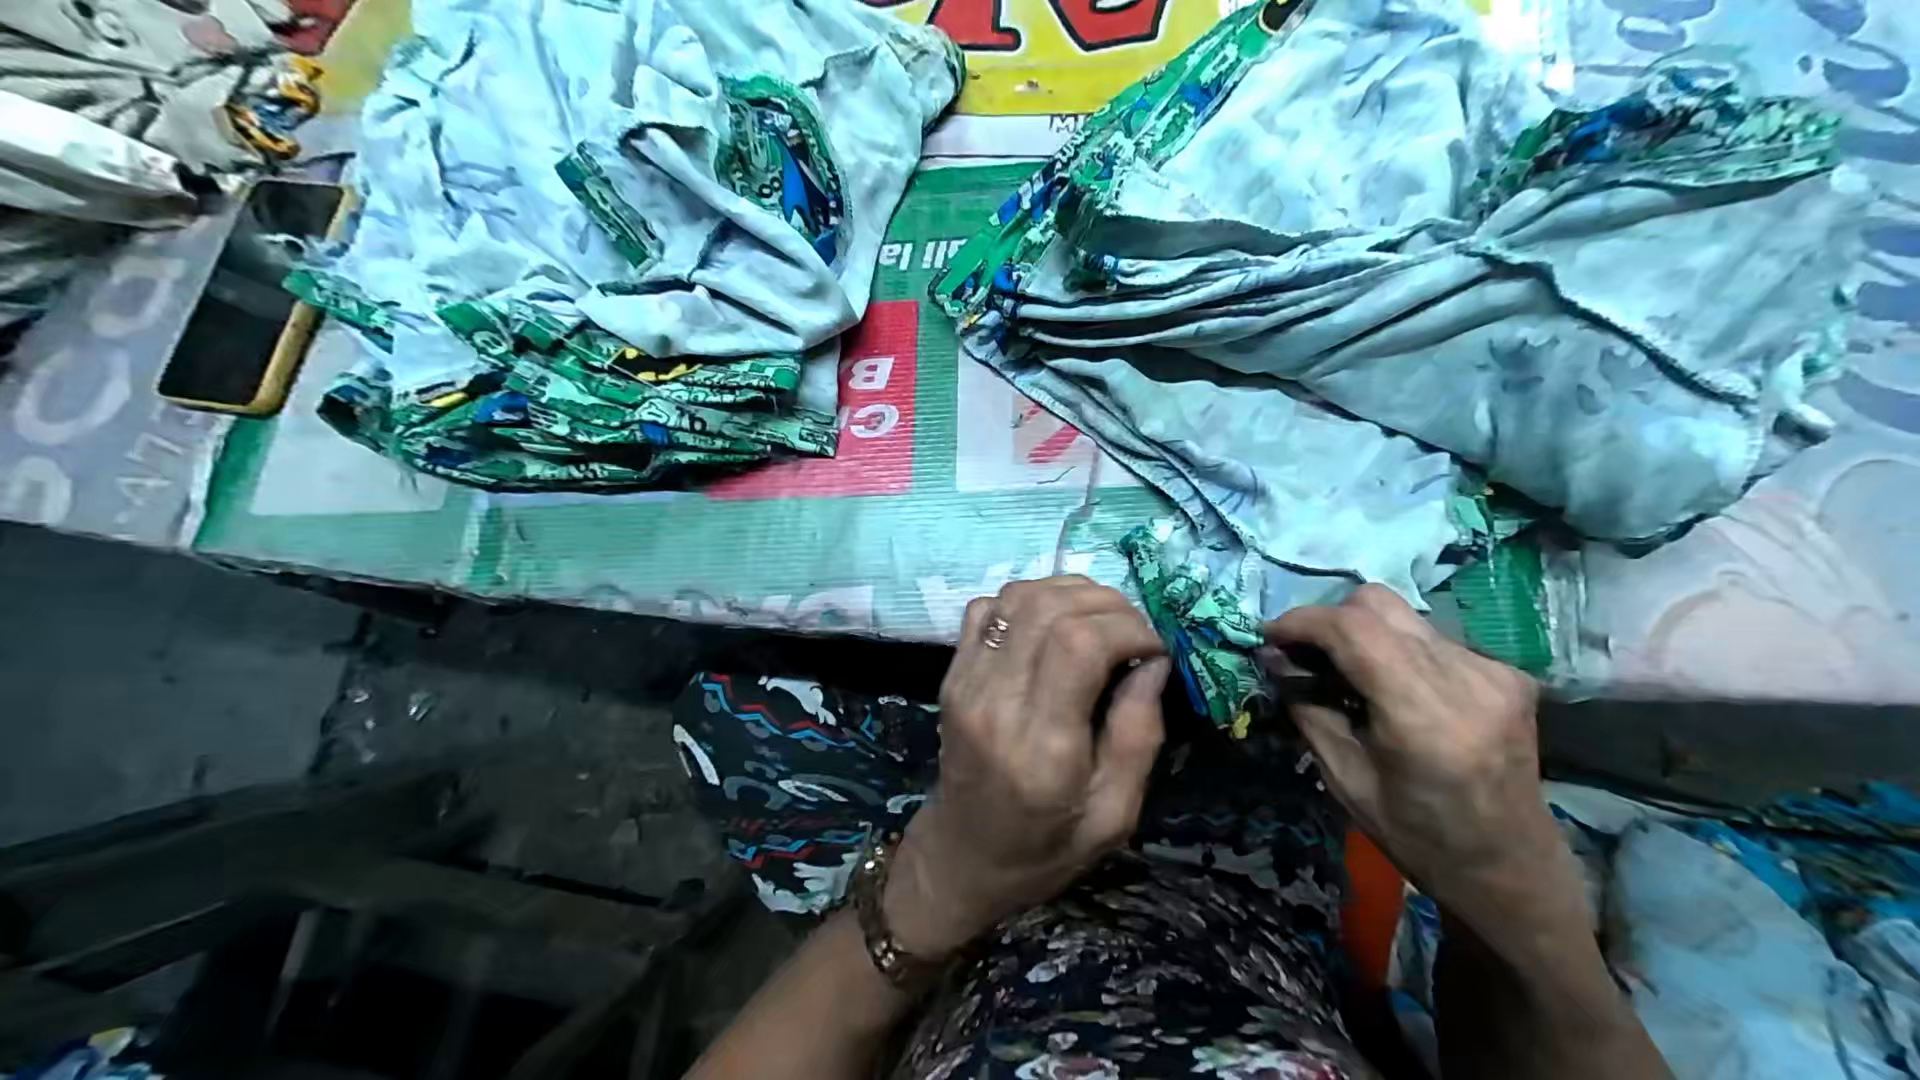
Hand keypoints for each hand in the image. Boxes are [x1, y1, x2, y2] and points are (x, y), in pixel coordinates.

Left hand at [885, 577, 1171, 958]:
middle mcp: (995, 701)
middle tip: (1134, 633)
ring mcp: (965, 681)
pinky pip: (987, 607)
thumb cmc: (1047, 846)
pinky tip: (1053, 625)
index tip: (1154, 649)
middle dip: (1107, 605)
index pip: (1078, 644)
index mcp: (1042, 746)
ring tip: (1101, 622)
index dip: (1127, 628)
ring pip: (1017, 596)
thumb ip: (1139, 735)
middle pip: (1049, 609)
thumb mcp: (1114, 815)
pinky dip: (1028, 600)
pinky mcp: (952, 672)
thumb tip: (1154, 660)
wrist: (963, 854)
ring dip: (1070, 593)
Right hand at [1263, 585, 1570, 937]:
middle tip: (1302, 652)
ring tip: (1341, 669)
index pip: (1353, 629)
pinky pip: (1427, 635)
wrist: (1511, 870)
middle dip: (1327, 618)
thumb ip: (1307, 707)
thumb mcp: (1343, 776)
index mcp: (1426, 716)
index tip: (1269, 636)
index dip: (1302, 621)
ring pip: (1401, 614)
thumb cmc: (1416, 835)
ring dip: (1358, 631)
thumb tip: (1272, 656)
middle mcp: (1467, 680)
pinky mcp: (1506, 673)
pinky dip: (1392, 647)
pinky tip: (1385, 683)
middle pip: (1377, 604)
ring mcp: (1494, 672)